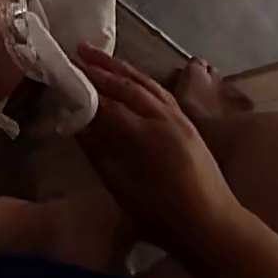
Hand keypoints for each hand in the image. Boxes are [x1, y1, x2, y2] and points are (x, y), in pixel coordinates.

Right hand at [74, 47, 245, 258]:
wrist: (213, 226)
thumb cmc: (163, 217)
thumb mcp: (122, 188)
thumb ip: (98, 151)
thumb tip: (75, 123)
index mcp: (147, 137)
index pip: (109, 104)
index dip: (85, 89)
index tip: (64, 76)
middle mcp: (165, 118)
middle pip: (128, 84)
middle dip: (100, 67)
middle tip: (77, 52)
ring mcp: (179, 116)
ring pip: (145, 82)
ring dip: (120, 66)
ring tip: (97, 54)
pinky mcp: (186, 120)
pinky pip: (159, 90)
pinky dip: (139, 78)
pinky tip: (128, 74)